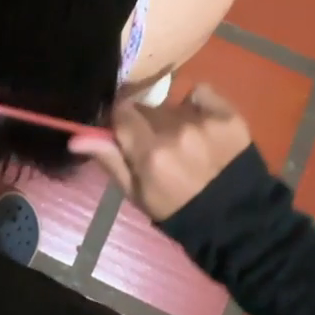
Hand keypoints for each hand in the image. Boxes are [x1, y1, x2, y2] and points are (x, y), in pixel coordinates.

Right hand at [69, 84, 253, 221]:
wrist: (239, 221)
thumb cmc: (179, 211)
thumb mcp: (137, 194)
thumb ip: (110, 160)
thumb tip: (75, 139)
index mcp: (150, 152)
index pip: (121, 112)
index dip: (121, 122)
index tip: (126, 136)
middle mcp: (175, 130)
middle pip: (146, 108)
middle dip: (145, 123)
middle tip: (157, 147)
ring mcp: (204, 121)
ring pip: (171, 105)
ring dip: (171, 118)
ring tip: (186, 143)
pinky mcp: (228, 115)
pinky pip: (200, 94)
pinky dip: (197, 105)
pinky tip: (202, 126)